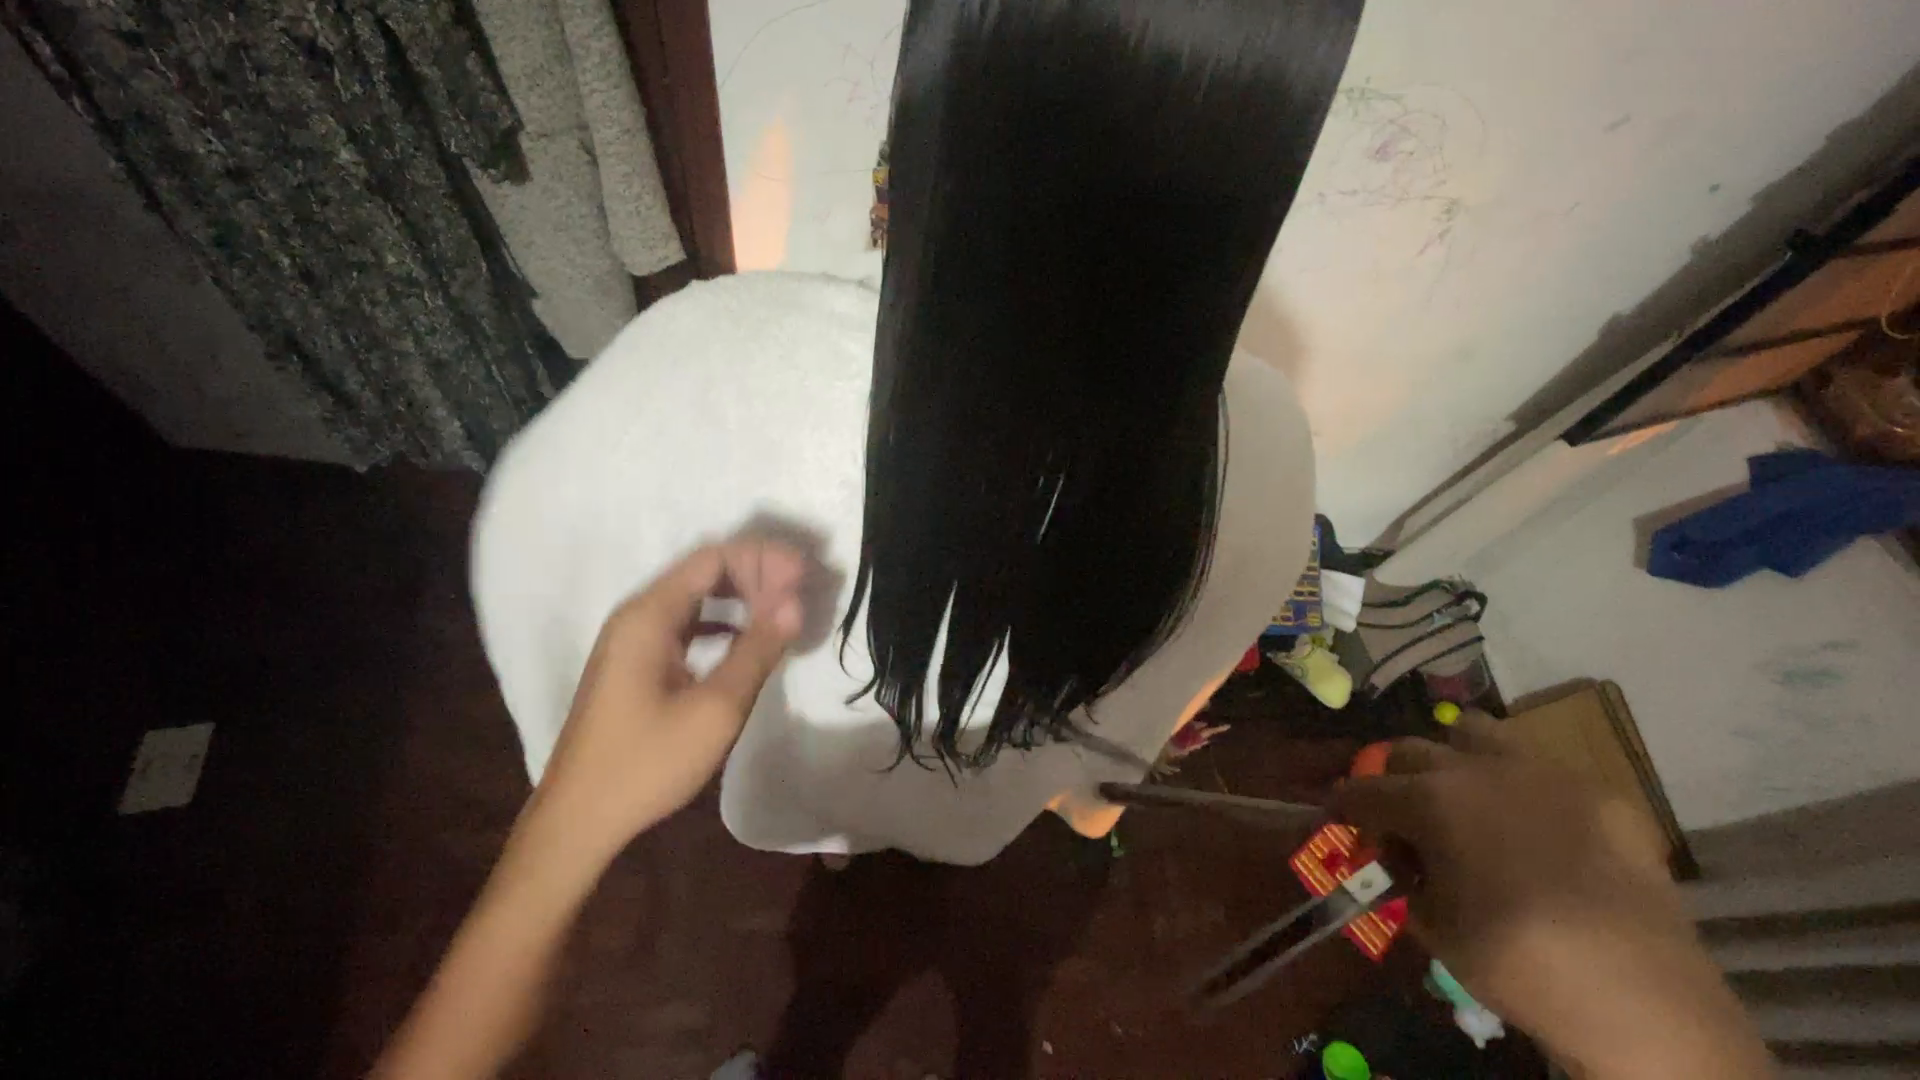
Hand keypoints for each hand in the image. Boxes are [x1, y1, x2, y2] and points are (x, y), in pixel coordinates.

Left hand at [526, 540, 805, 863]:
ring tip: (783, 613)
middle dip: (756, 575)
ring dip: (741, 599)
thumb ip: (757, 650)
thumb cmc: (647, 762)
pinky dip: (722, 624)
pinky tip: (747, 642)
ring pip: (695, 599)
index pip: (713, 559)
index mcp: (648, 616)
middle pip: (704, 572)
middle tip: (800, 595)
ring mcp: (632, 642)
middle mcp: (636, 617)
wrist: (580, 819)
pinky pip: (686, 626)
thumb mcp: (715, 708)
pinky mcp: (636, 666)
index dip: (763, 559)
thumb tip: (795, 604)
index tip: (806, 578)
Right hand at [1329, 712, 1769, 1076]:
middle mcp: (1477, 769)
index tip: (1341, 820)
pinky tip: (1537, 833)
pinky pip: (1541, 770)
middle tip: (1402, 821)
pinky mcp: (1598, 791)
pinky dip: (1522, 790)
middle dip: (1394, 782)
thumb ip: (1406, 879)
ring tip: (1466, 801)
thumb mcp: (1432, 926)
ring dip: (1455, 760)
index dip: (1345, 807)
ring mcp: (1542, 772)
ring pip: (1474, 733)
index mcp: (1429, 800)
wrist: (1640, 993)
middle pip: (1410, 752)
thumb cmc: (1516, 962)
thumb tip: (1404, 862)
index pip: (1363, 790)